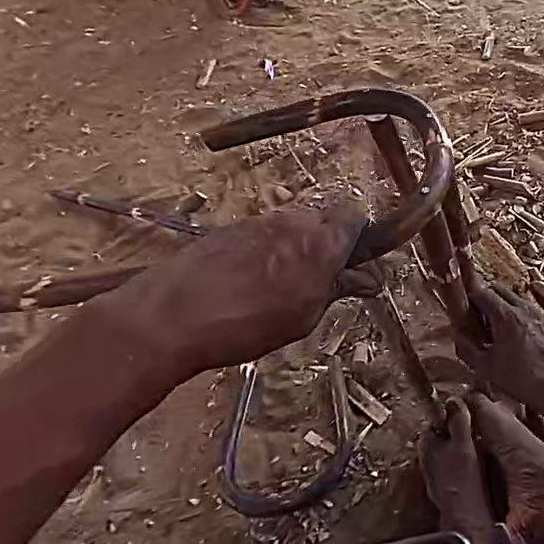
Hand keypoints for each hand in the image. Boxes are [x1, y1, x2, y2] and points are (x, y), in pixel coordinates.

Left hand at [101, 202, 367, 378]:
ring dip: (296, 249)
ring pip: (292, 227)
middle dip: (328, 245)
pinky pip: (264, 234)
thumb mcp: (304, 316)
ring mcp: (260, 221)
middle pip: (324, 221)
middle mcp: (294, 221)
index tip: (355, 266)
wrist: (173, 314)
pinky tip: (251, 282)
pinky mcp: (232, 228)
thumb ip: (338, 290)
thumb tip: (370, 280)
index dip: (359, 240)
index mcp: (321, 240)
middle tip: (321, 282)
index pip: (355, 219)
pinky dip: (268, 251)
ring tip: (281, 288)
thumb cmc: (248, 323)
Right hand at [454, 275, 543, 408]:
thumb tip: (457, 334)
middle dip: (482, 298)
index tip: (459, 307)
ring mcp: (536, 315)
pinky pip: (524, 311)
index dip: (467, 296)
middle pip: (497, 289)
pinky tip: (509, 340)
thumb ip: (467, 347)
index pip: (480, 291)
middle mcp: (522, 309)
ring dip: (498, 307)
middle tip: (473, 318)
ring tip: (490, 331)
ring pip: (511, 299)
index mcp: (505, 315)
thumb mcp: (486, 367)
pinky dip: (512, 316)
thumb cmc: (523, 379)